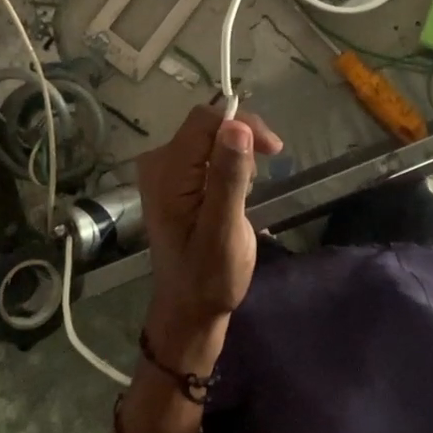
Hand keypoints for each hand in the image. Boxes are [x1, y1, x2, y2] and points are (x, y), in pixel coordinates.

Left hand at [136, 104, 283, 335]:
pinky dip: (226, 164)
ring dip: (236, 154)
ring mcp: (164, 172)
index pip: (204, 121)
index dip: (241, 124)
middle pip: (205, 126)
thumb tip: (236, 125)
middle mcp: (158, 163)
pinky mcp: (173, 180)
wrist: (189, 311)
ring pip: (207, 138)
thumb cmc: (210, 277)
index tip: (273, 149)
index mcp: (166, 172)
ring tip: (248, 191)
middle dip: (241, 140)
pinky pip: (204, 154)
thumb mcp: (224, 230)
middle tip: (267, 170)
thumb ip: (228, 176)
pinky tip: (235, 192)